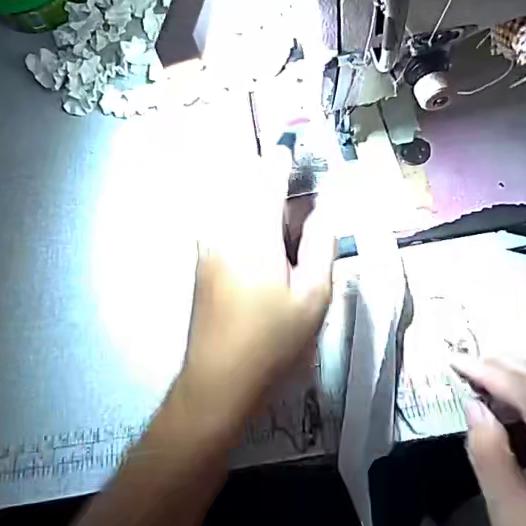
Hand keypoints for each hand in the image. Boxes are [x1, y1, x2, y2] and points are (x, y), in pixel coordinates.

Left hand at [174, 157, 333, 428]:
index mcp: (253, 232)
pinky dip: (240, 214)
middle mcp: (223, 229)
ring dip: (252, 196)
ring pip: (230, 202)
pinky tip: (260, 239)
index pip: (266, 180)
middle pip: (243, 185)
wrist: (218, 378)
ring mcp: (206, 244)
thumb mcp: (313, 297)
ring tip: (280, 216)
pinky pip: (221, 220)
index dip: (281, 160)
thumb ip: (321, 246)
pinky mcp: (200, 260)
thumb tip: (324, 210)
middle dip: (266, 178)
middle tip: (292, 187)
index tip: (293, 147)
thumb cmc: (272, 340)